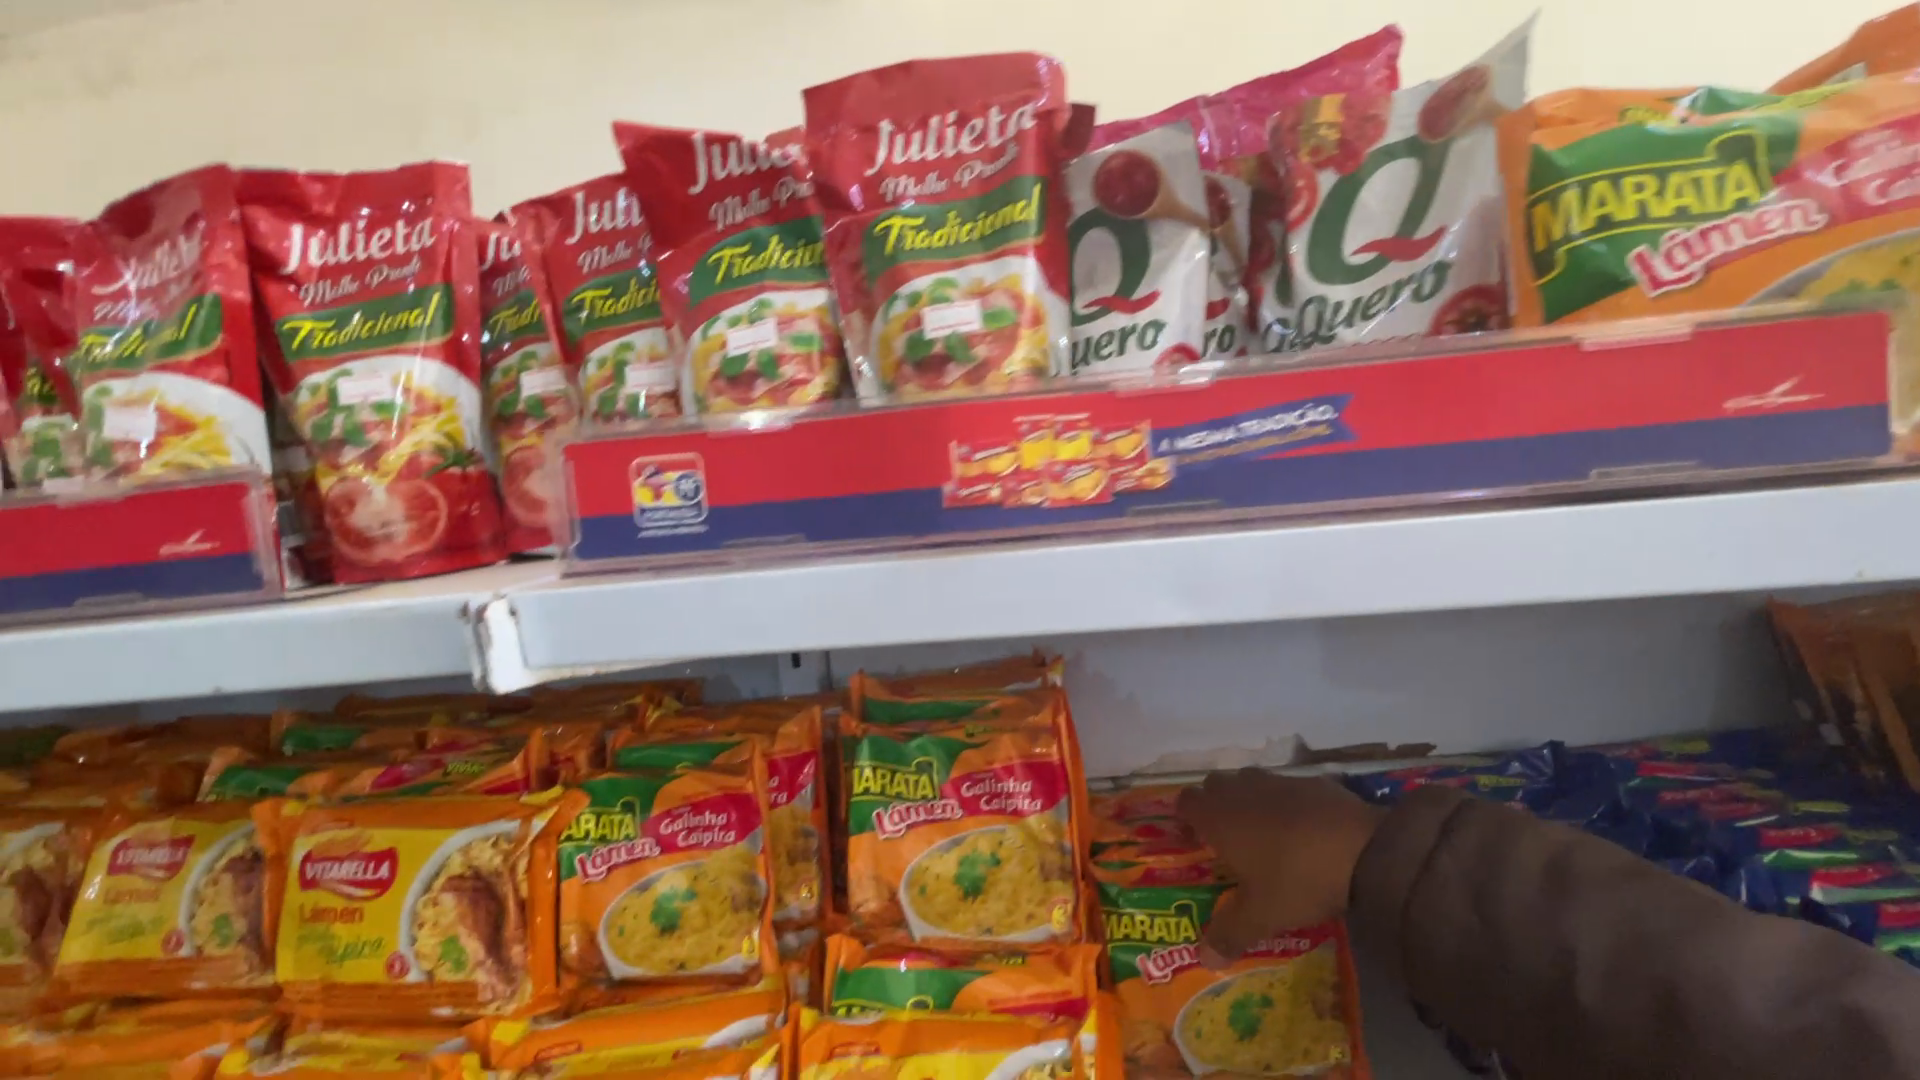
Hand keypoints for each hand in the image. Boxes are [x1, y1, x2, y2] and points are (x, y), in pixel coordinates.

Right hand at [1177, 768, 1386, 965]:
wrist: (1364, 850)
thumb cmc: (1296, 878)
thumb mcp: (1261, 916)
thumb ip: (1229, 934)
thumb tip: (1204, 958)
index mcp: (1218, 816)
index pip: (1185, 802)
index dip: (1185, 819)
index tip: (1194, 841)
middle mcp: (1241, 791)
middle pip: (1214, 785)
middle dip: (1215, 806)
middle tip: (1227, 839)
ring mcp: (1278, 781)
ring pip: (1249, 782)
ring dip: (1249, 800)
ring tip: (1265, 833)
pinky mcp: (1313, 782)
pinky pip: (1287, 788)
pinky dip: (1287, 803)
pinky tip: (1304, 830)